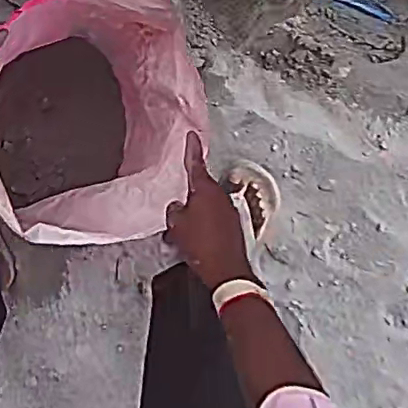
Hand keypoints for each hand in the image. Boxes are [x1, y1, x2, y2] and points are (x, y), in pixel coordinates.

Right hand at [165, 133, 254, 289]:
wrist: (227, 272)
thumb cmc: (201, 245)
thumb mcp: (177, 224)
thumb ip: (174, 209)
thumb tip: (177, 206)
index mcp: (205, 189)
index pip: (195, 162)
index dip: (191, 148)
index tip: (192, 135)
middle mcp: (219, 196)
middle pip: (201, 185)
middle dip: (189, 191)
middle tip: (177, 202)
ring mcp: (228, 211)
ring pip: (207, 202)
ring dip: (196, 209)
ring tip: (184, 226)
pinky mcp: (233, 226)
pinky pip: (214, 216)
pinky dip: (205, 221)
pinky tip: (196, 236)